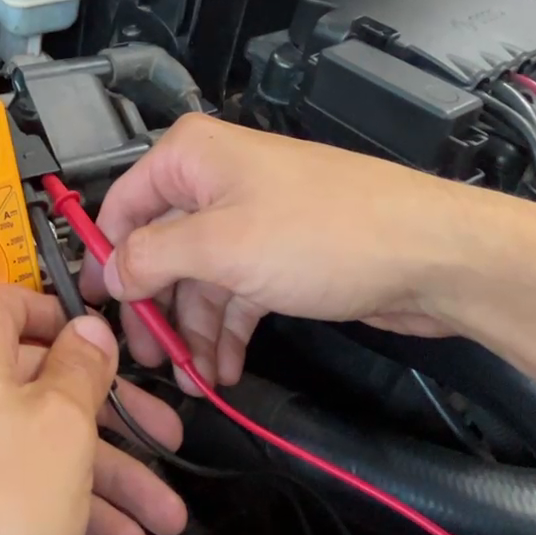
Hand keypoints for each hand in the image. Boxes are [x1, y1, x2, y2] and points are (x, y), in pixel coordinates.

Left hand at [0, 285, 187, 534]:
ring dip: (98, 470)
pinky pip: (4, 462)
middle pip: (41, 377)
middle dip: (111, 422)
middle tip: (160, 439)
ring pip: (30, 428)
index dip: (84, 334)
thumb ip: (84, 368)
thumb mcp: (61, 423)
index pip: (32, 305)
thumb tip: (91, 332)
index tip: (121, 360)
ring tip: (154, 514)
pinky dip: (53, 486)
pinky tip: (110, 530)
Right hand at [82, 115, 532, 391]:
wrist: (435, 256)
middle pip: (160, 246)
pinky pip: (233, 290)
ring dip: (192, 328)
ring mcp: (247, 216)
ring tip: (193, 378)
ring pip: (198, 275)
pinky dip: (225, 328)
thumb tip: (111, 272)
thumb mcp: (220, 247)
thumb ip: (152, 258)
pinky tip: (222, 367)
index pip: (124, 205)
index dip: (108, 257)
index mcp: (190, 156)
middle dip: (155, 305)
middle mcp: (213, 179)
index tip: (100, 306)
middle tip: (149, 355)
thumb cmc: (327, 232)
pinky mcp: (277, 250)